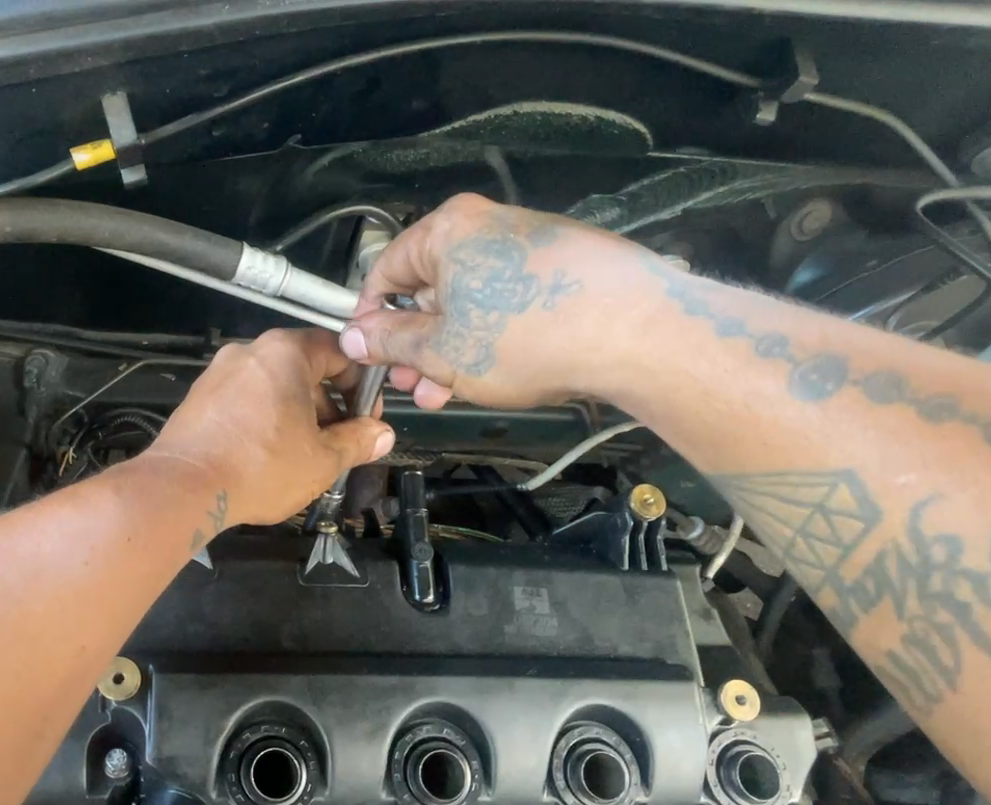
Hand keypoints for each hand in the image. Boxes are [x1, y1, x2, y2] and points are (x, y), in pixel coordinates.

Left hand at [141, 329, 394, 528]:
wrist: (183, 488)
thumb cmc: (261, 467)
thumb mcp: (322, 460)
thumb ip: (357, 442)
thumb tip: (382, 434)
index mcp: (285, 352)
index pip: (339, 350)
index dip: (362, 383)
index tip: (366, 418)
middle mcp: (249, 352)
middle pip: (304, 369)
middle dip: (327, 406)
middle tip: (337, 445)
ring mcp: (218, 374)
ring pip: (273, 387)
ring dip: (296, 416)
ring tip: (302, 457)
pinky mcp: (198, 399)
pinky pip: (244, 402)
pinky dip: (263, 421)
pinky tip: (265, 457)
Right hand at [338, 193, 662, 409]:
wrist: (636, 333)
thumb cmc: (524, 338)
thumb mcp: (439, 351)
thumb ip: (390, 342)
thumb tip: (354, 336)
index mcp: (448, 231)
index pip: (384, 270)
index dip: (369, 318)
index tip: (368, 355)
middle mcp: (486, 226)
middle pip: (428, 288)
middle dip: (414, 343)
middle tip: (411, 385)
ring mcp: (528, 245)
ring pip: (468, 301)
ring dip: (449, 349)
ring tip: (445, 391)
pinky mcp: (562, 267)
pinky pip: (505, 301)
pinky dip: (489, 336)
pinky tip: (491, 373)